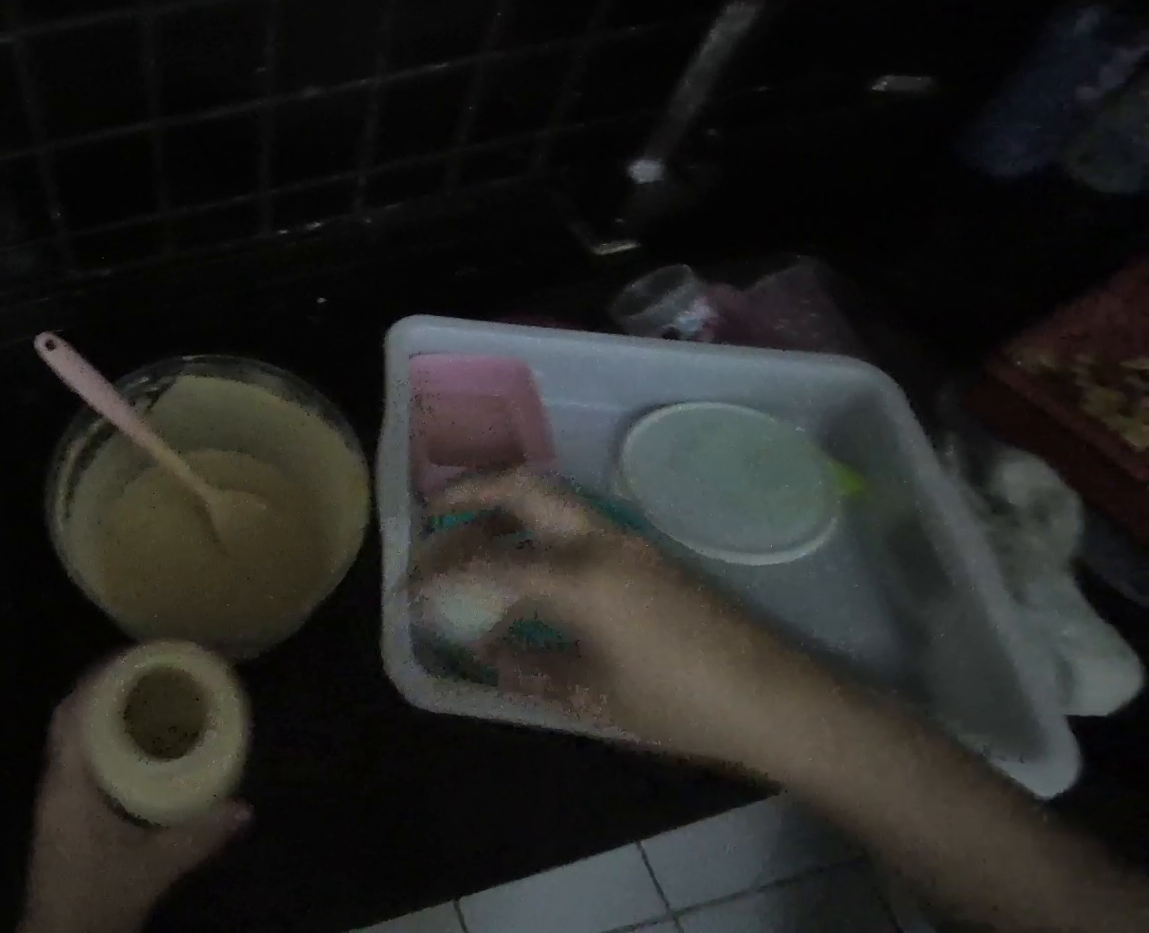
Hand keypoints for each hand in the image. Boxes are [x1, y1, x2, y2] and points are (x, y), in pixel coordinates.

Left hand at [18, 671, 251, 932]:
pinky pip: (76, 755)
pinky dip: (98, 737)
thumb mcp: (152, 870)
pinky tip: (129, 742)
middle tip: (143, 671)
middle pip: (69, 716)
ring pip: (70, 735)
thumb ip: (197, 838)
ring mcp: (54, 797)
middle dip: (101, 687)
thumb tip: (244, 809)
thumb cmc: (97, 904)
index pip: (74, 713)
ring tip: (140, 695)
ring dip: (97, 710)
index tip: (135, 659)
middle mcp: (55, 782)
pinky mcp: (60, 812)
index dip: (99, 680)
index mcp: (68, 784)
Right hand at [422, 470, 839, 767]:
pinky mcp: (641, 552)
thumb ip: (525, 666)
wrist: (783, 703)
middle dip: (467, 492)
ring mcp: (623, 540)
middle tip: (433, 512)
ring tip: (469, 535)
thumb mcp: (589, 697)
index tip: (409, 590)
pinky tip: (523, 563)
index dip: (440, 575)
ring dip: (499, 505)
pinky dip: (531, 526)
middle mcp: (595, 542)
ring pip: (547, 497)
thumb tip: (483, 649)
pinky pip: (570, 521)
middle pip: (519, 487)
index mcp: (577, 578)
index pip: (486, 563)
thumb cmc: (681, 705)